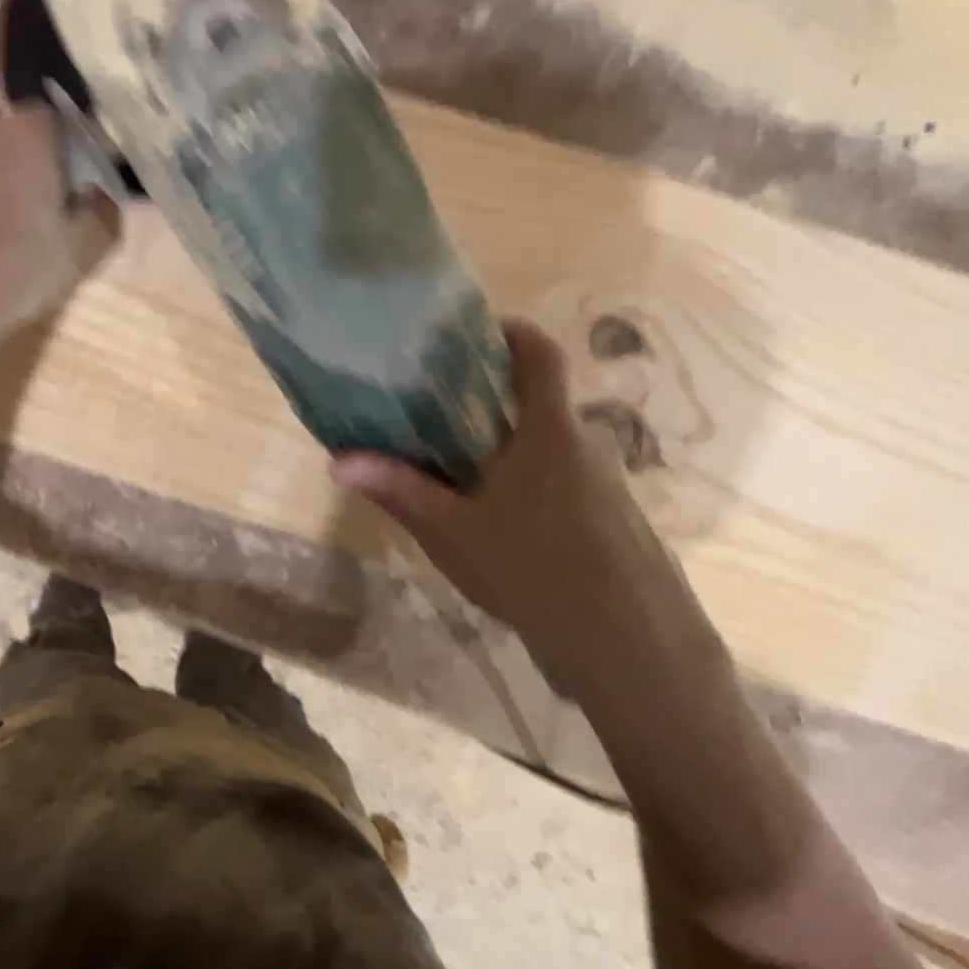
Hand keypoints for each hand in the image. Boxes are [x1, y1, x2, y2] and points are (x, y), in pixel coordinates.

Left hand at [0, 104, 120, 338]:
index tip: (57, 185)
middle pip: (2, 135)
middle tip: (15, 209)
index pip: (52, 123)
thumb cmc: (12, 274)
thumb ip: (81, 210)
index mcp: (29, 134)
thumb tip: (86, 192)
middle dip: (10, 164)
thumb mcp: (68, 251)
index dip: (55, 153)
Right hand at [331, 321, 713, 669]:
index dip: (510, 332)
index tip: (473, 330)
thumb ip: (398, 490)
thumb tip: (338, 460)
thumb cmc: (534, 569)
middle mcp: (583, 444)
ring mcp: (605, 482)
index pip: (540, 357)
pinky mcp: (612, 516)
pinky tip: (496, 518)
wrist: (630, 639)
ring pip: (548, 444)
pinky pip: (562, 476)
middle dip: (490, 396)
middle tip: (435, 407)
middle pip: (538, 401)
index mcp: (547, 433)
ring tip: (454, 463)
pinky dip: (527, 477)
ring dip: (506, 442)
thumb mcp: (451, 532)